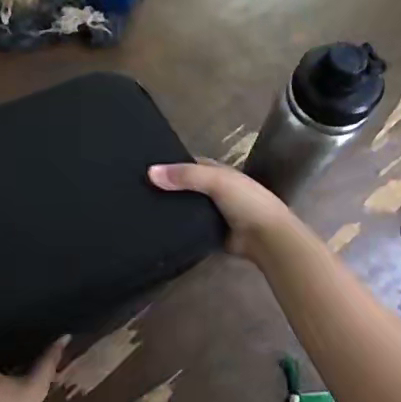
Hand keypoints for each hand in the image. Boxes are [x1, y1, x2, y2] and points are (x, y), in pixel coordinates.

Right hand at [148, 159, 295, 259]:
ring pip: (184, 208)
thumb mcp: (216, 181)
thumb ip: (185, 176)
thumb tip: (150, 172)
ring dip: (168, 209)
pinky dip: (176, 227)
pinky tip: (154, 228)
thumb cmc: (246, 202)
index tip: (142, 168)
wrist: (266, 237)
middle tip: (135, 191)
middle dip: (165, 188)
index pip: (187, 164)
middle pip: (184, 187)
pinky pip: (188, 228)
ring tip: (139, 210)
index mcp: (217, 172)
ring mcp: (211, 213)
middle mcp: (213, 190)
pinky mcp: (209, 233)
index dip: (168, 165)